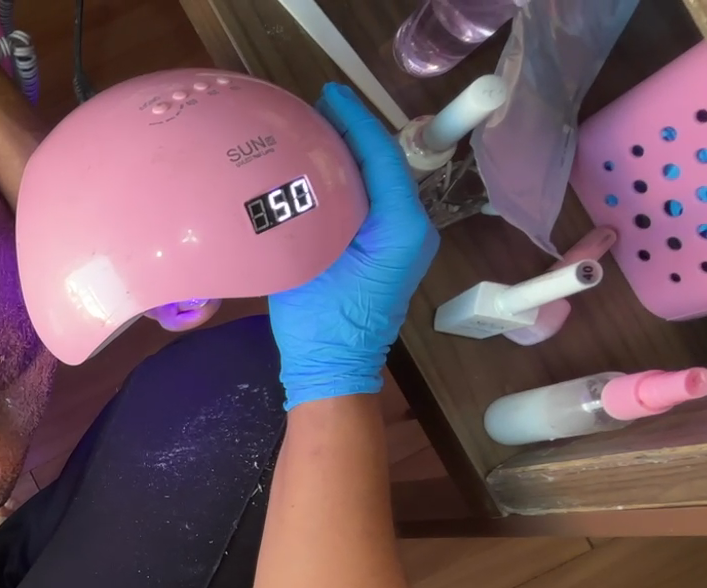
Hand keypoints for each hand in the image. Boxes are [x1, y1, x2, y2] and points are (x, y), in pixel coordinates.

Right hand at [269, 83, 438, 409]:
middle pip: (384, 167)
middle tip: (312, 115)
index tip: (327, 96)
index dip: (354, 123)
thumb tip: (294, 184)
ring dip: (348, 164)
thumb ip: (310, 219)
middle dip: (351, 137)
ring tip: (312, 142)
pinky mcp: (386, 256)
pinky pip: (370, 209)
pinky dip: (348, 189)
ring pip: (377, 187)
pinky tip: (320, 184)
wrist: (332, 372)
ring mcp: (402, 243)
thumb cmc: (320, 325)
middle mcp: (412, 227)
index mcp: (399, 226)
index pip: (381, 158)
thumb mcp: (308, 266)